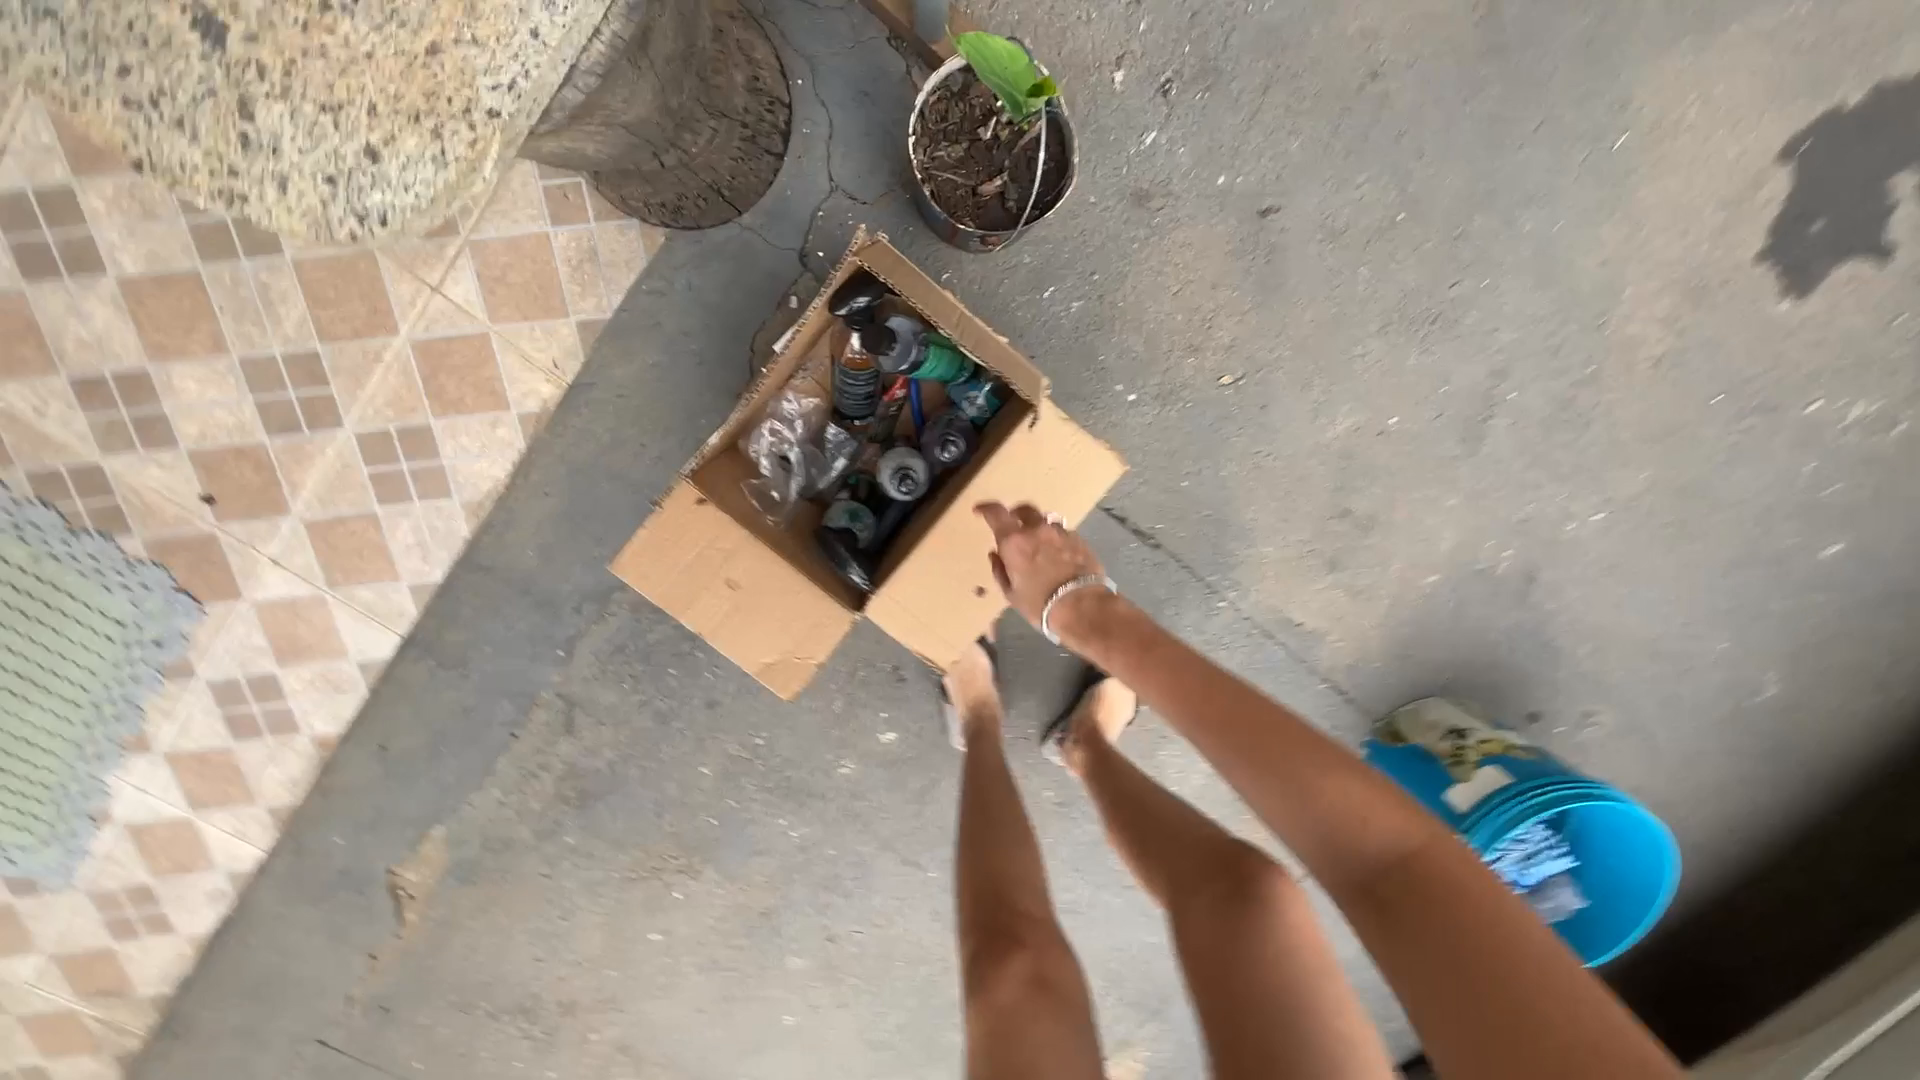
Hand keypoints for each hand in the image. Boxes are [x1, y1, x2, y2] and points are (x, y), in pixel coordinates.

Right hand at [974, 502, 1110, 632]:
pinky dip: (1056, 540)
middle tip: (1013, 524)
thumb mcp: (1012, 594)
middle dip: (1016, 514)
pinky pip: (1063, 533)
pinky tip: (1059, 555)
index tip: (980, 510)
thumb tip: (995, 554)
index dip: (986, 508)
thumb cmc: (1040, 604)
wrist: (1082, 607)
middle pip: (1024, 510)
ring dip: (1039, 529)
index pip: (996, 513)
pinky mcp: (1080, 540)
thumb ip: (1000, 570)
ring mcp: (1060, 533)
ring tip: (1039, 544)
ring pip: (1046, 522)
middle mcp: (1036, 530)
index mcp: (1014, 541)